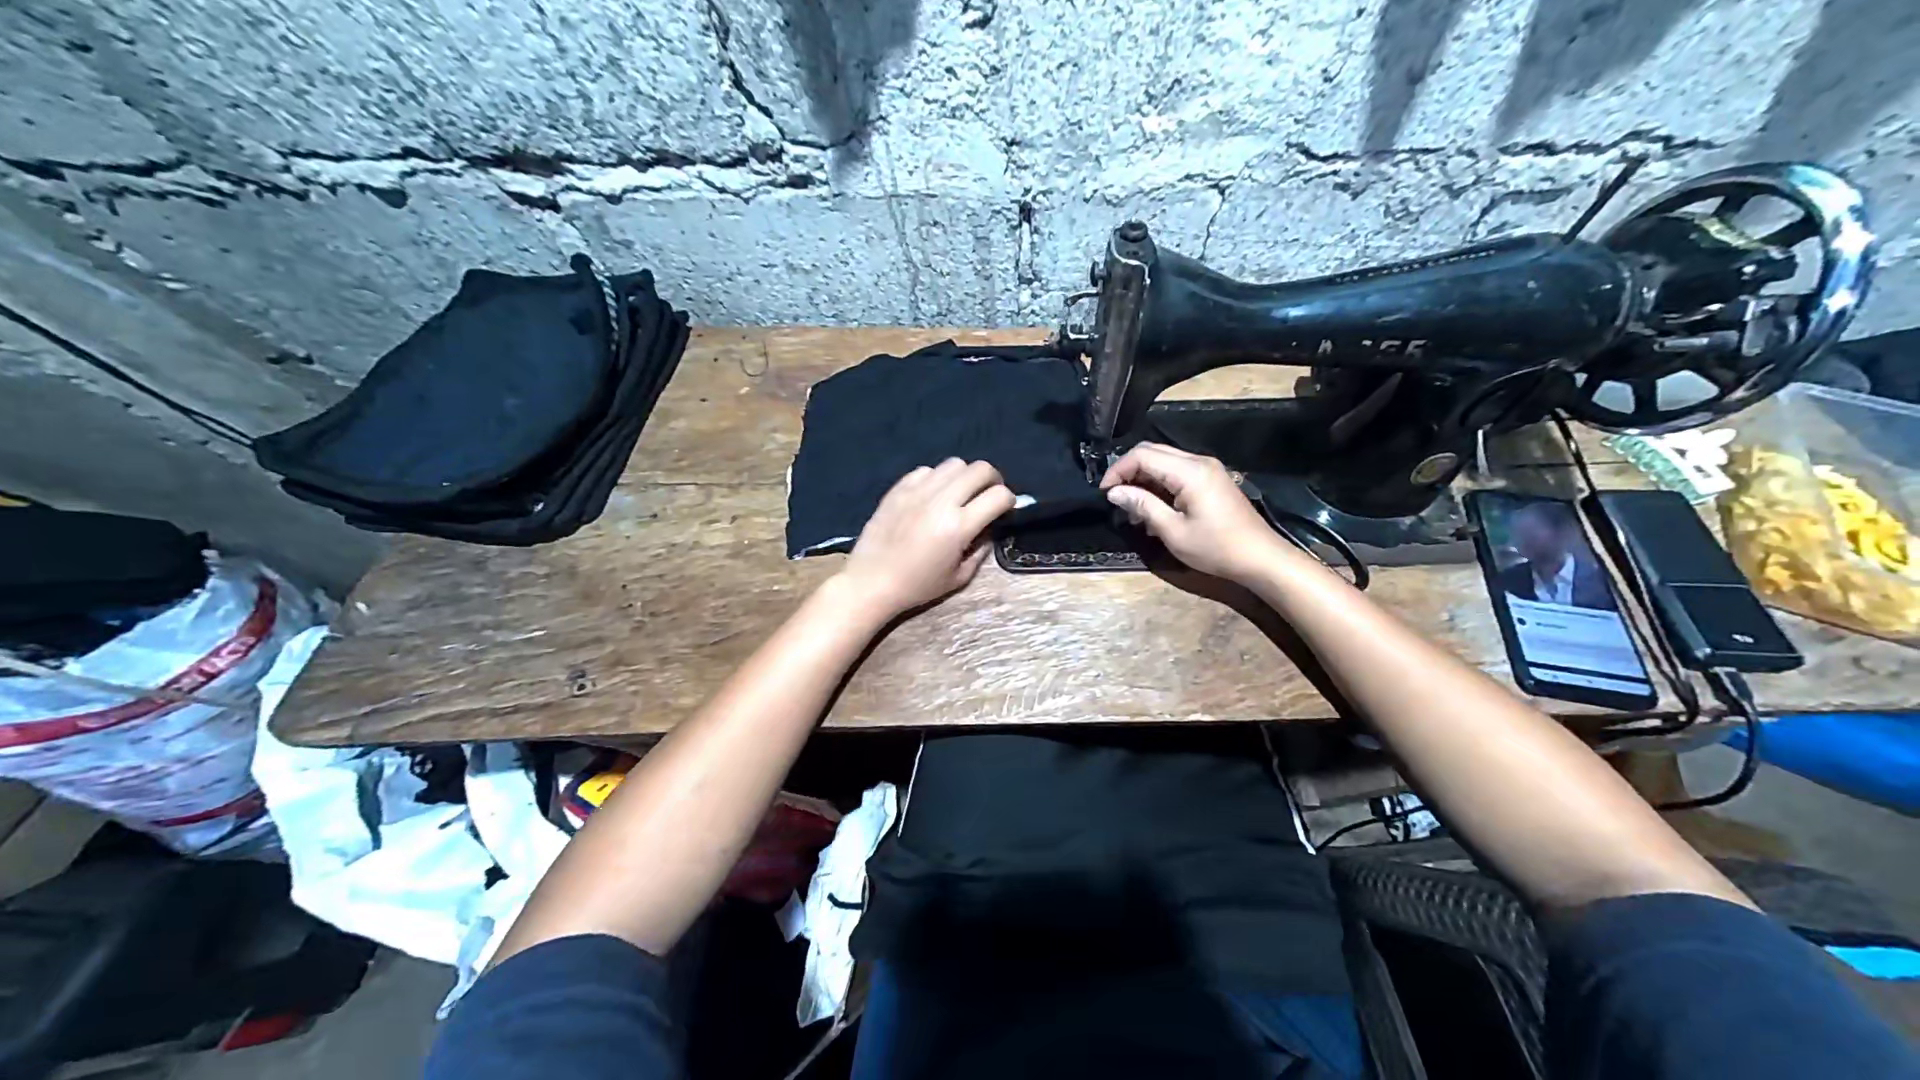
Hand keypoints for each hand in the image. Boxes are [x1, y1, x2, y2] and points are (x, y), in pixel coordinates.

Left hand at [836, 458, 1016, 618]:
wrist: (871, 581)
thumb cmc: (917, 586)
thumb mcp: (959, 577)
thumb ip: (980, 549)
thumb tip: (989, 528)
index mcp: (959, 526)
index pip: (999, 496)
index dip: (1009, 500)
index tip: (1005, 509)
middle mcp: (941, 501)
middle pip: (980, 469)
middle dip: (992, 480)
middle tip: (988, 494)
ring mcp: (917, 491)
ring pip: (954, 463)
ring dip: (965, 476)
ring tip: (960, 493)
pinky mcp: (898, 488)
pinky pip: (927, 470)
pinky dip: (937, 478)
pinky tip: (932, 495)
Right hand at [1100, 442, 1292, 582]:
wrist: (1260, 558)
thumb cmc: (1216, 548)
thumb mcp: (1173, 531)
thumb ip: (1142, 506)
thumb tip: (1114, 492)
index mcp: (1190, 472)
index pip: (1142, 455)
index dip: (1118, 470)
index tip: (1105, 493)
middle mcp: (1199, 461)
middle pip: (1152, 451)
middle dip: (1128, 471)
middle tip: (1116, 498)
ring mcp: (1208, 468)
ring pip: (1164, 460)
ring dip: (1143, 478)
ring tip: (1133, 509)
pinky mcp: (1211, 479)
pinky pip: (1177, 471)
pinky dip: (1159, 484)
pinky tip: (1154, 509)